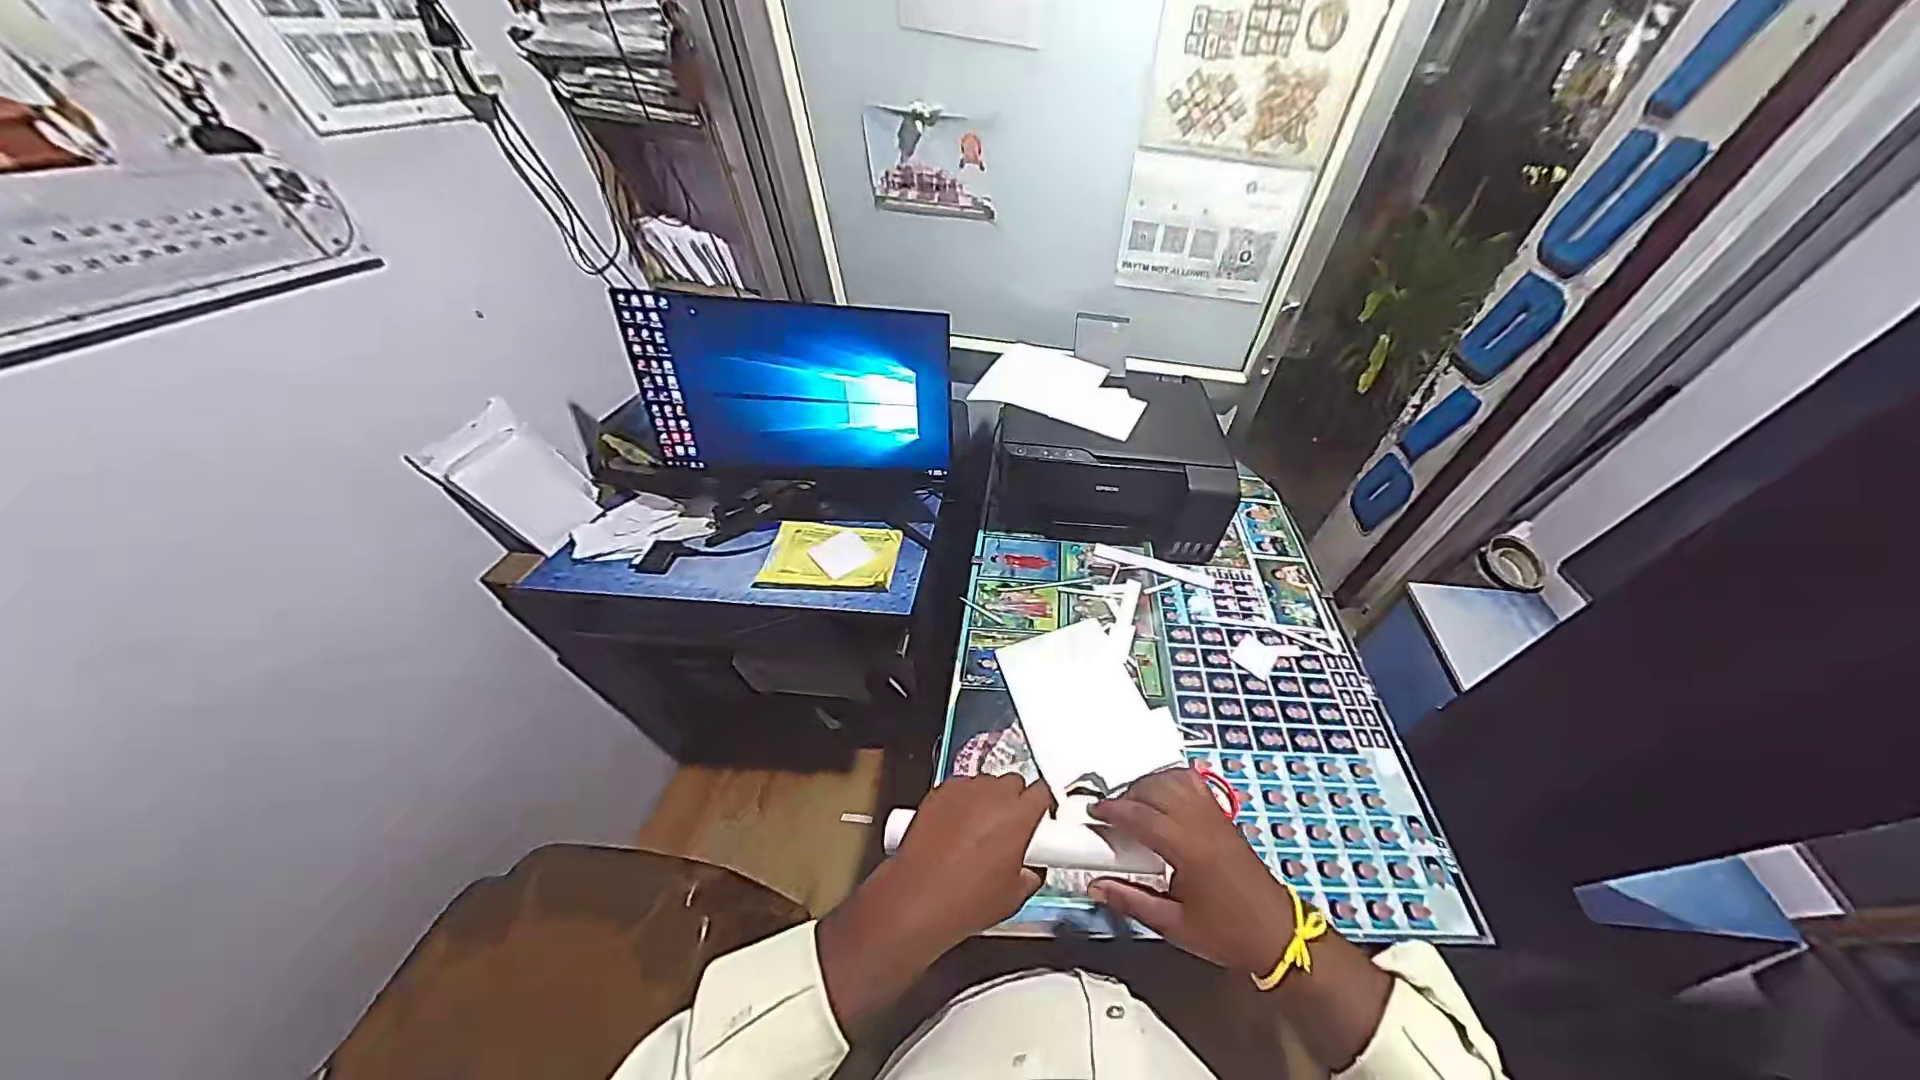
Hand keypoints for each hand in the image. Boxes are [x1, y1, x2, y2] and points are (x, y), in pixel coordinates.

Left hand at [818, 774, 1050, 1024]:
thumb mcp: (1013, 896)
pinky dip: (961, 802)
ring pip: (985, 783)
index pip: (1043, 791)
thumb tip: (1029, 870)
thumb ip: (1030, 873)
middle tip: (1008, 829)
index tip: (1040, 815)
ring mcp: (963, 790)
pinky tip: (955, 828)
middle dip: (1014, 802)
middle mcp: (992, 794)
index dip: (1043, 803)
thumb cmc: (964, 899)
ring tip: (978, 831)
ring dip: (987, 800)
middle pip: (1013, 783)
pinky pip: (959, 789)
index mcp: (1018, 815)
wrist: (918, 897)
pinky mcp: (939, 792)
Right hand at [1088, 767, 1295, 975]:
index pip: (1142, 817)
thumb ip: (1132, 900)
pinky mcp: (1223, 817)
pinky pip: (1193, 783)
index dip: (1113, 810)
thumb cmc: (1226, 933)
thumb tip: (1095, 885)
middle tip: (1112, 814)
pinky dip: (1172, 780)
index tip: (1094, 813)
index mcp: (1188, 850)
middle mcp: (1202, 824)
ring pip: (1174, 779)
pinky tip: (1162, 797)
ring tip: (1134, 805)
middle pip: (1156, 789)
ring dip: (1148, 784)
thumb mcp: (1174, 925)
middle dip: (1127, 795)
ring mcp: (1215, 816)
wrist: (1279, 935)